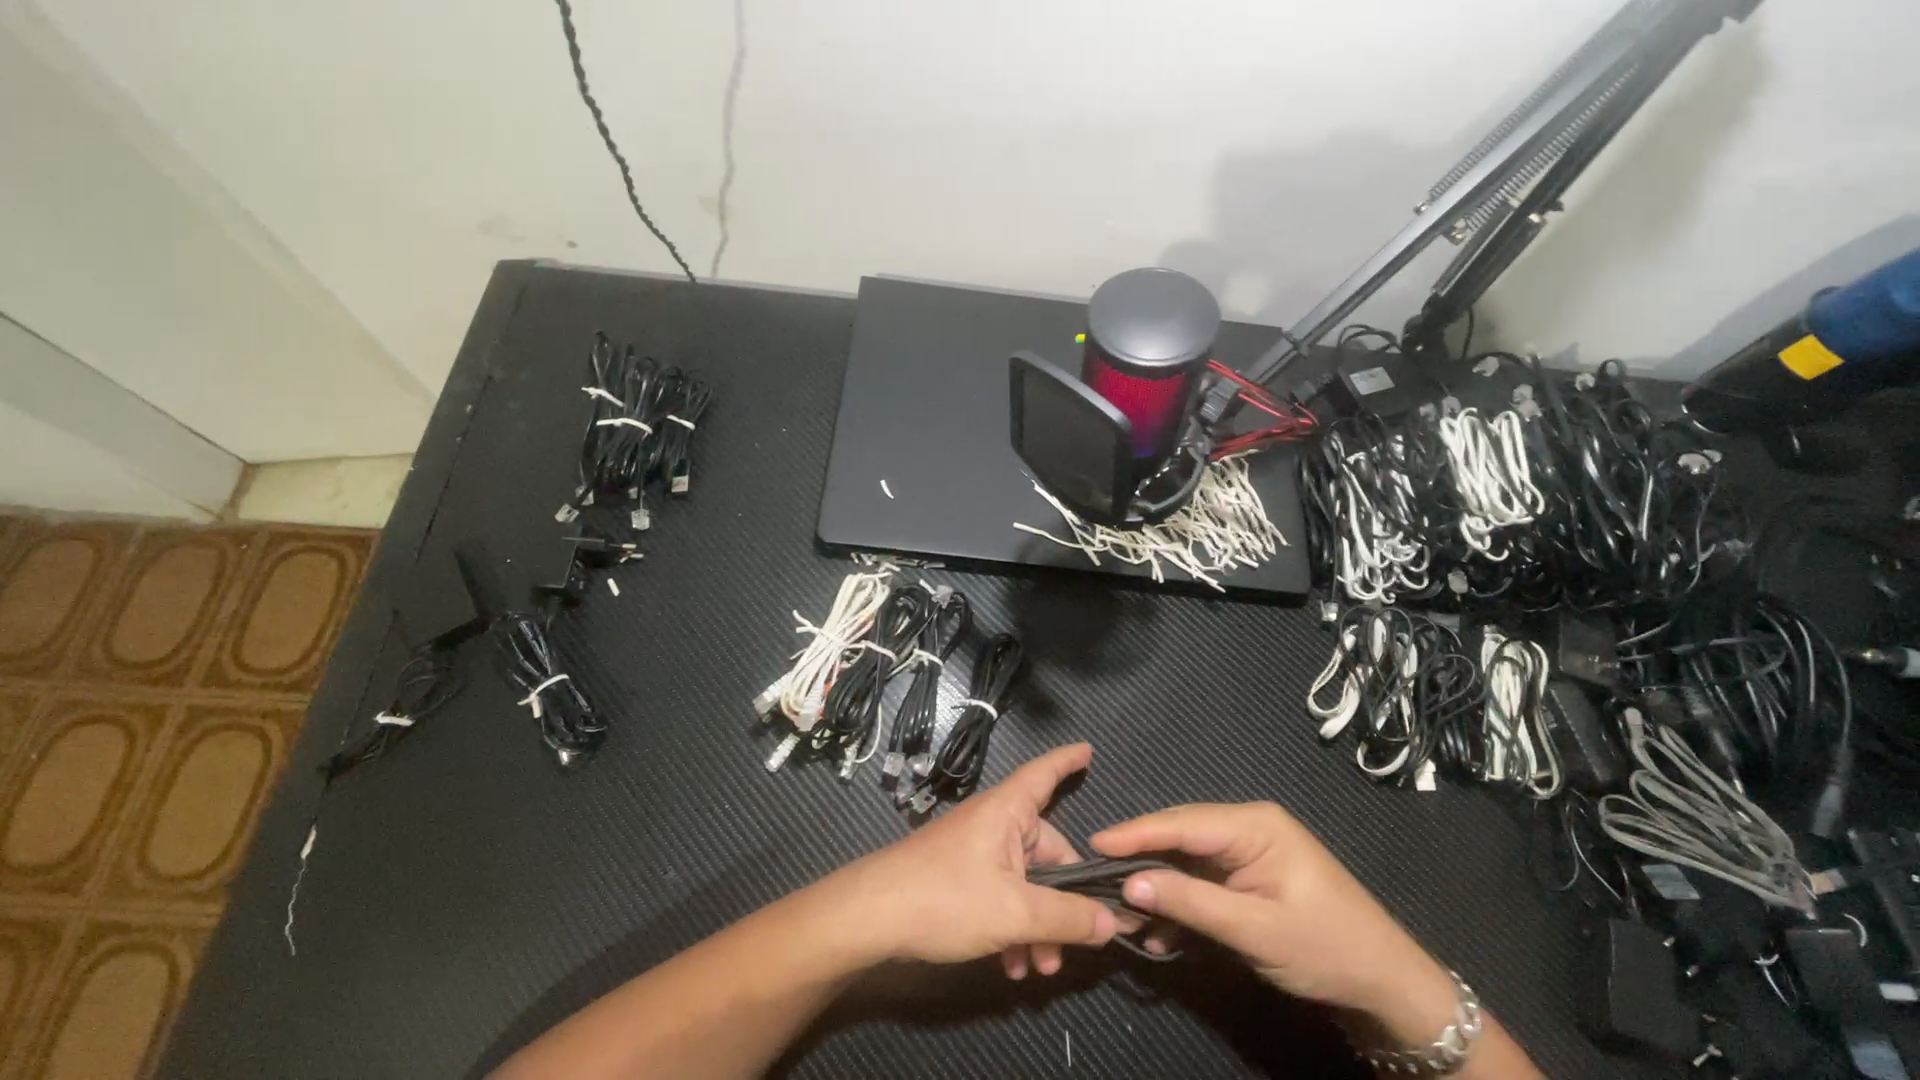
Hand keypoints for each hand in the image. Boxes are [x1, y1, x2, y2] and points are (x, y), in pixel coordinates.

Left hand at [826, 743, 1117, 978]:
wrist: (869, 918)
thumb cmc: (945, 899)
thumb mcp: (1015, 913)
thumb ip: (1068, 918)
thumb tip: (1114, 921)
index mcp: (1008, 812)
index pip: (1044, 774)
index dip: (1068, 761)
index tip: (1090, 750)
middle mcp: (993, 825)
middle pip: (1047, 852)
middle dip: (1064, 900)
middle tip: (1077, 943)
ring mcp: (974, 853)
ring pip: (1025, 884)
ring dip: (1038, 925)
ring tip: (1040, 969)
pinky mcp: (958, 879)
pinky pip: (1001, 898)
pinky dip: (1012, 928)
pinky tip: (1012, 966)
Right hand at [1092, 802, 1458, 1046]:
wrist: (1385, 983)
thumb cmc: (1325, 948)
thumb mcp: (1254, 929)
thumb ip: (1190, 902)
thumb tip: (1130, 883)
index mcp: (1254, 825)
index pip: (1181, 822)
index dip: (1135, 833)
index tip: (1093, 844)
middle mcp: (1247, 828)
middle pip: (1179, 837)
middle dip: (1140, 863)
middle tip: (1099, 884)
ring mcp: (1247, 852)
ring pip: (1185, 862)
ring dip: (1158, 891)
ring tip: (1125, 918)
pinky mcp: (1247, 878)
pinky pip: (1201, 883)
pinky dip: (1180, 906)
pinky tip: (1161, 934)